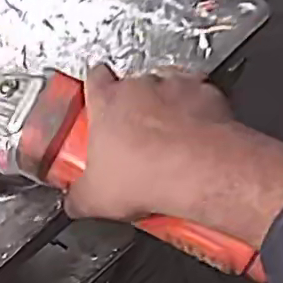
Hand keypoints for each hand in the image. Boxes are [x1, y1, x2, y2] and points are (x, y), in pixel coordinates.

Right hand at [64, 64, 282, 247]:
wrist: (198, 172)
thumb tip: (73, 204)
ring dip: (163, 113)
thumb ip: (76, 198)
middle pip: (132, 88)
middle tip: (130, 142)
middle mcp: (142, 86)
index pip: (94, 78)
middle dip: (131, 110)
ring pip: (166, 93)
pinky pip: (197, 103)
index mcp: (107, 103)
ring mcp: (177, 87)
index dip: (93, 89)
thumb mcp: (92, 199)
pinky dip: (194, 119)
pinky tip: (189, 146)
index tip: (94, 103)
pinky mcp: (209, 95)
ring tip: (163, 147)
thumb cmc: (145, 175)